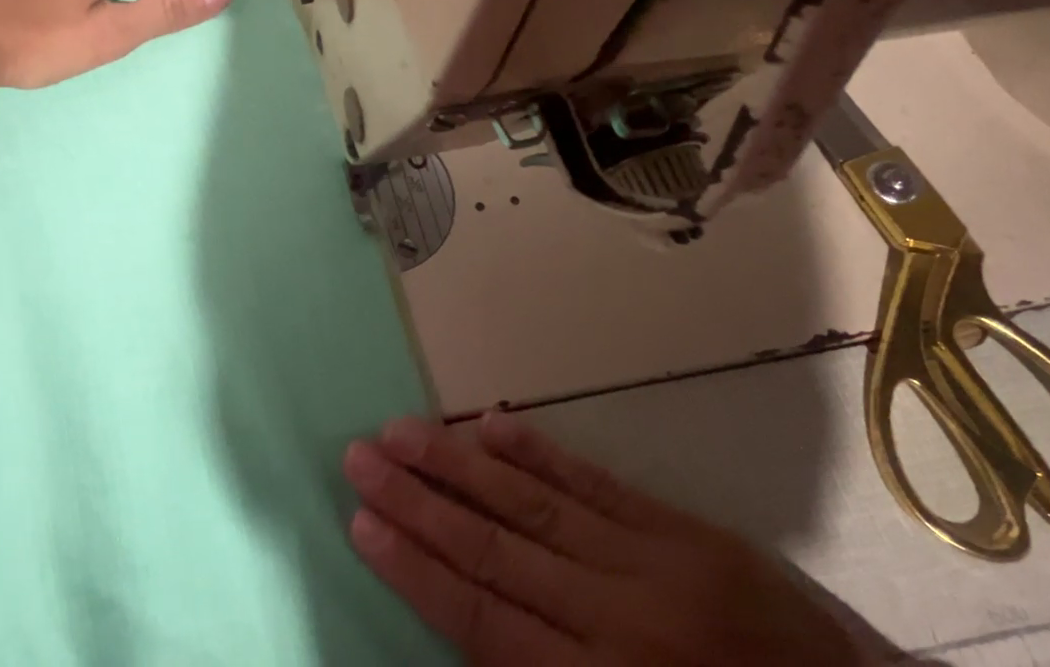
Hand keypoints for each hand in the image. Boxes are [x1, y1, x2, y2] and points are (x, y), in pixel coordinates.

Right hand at [344, 416, 879, 665]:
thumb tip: (464, 623)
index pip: (481, 616)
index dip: (414, 567)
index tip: (361, 523)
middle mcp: (618, 618)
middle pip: (494, 548)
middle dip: (418, 501)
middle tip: (361, 456)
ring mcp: (655, 564)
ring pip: (535, 504)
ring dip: (461, 465)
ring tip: (403, 432)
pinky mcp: (689, 533)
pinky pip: (599, 485)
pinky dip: (540, 453)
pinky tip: (491, 426)